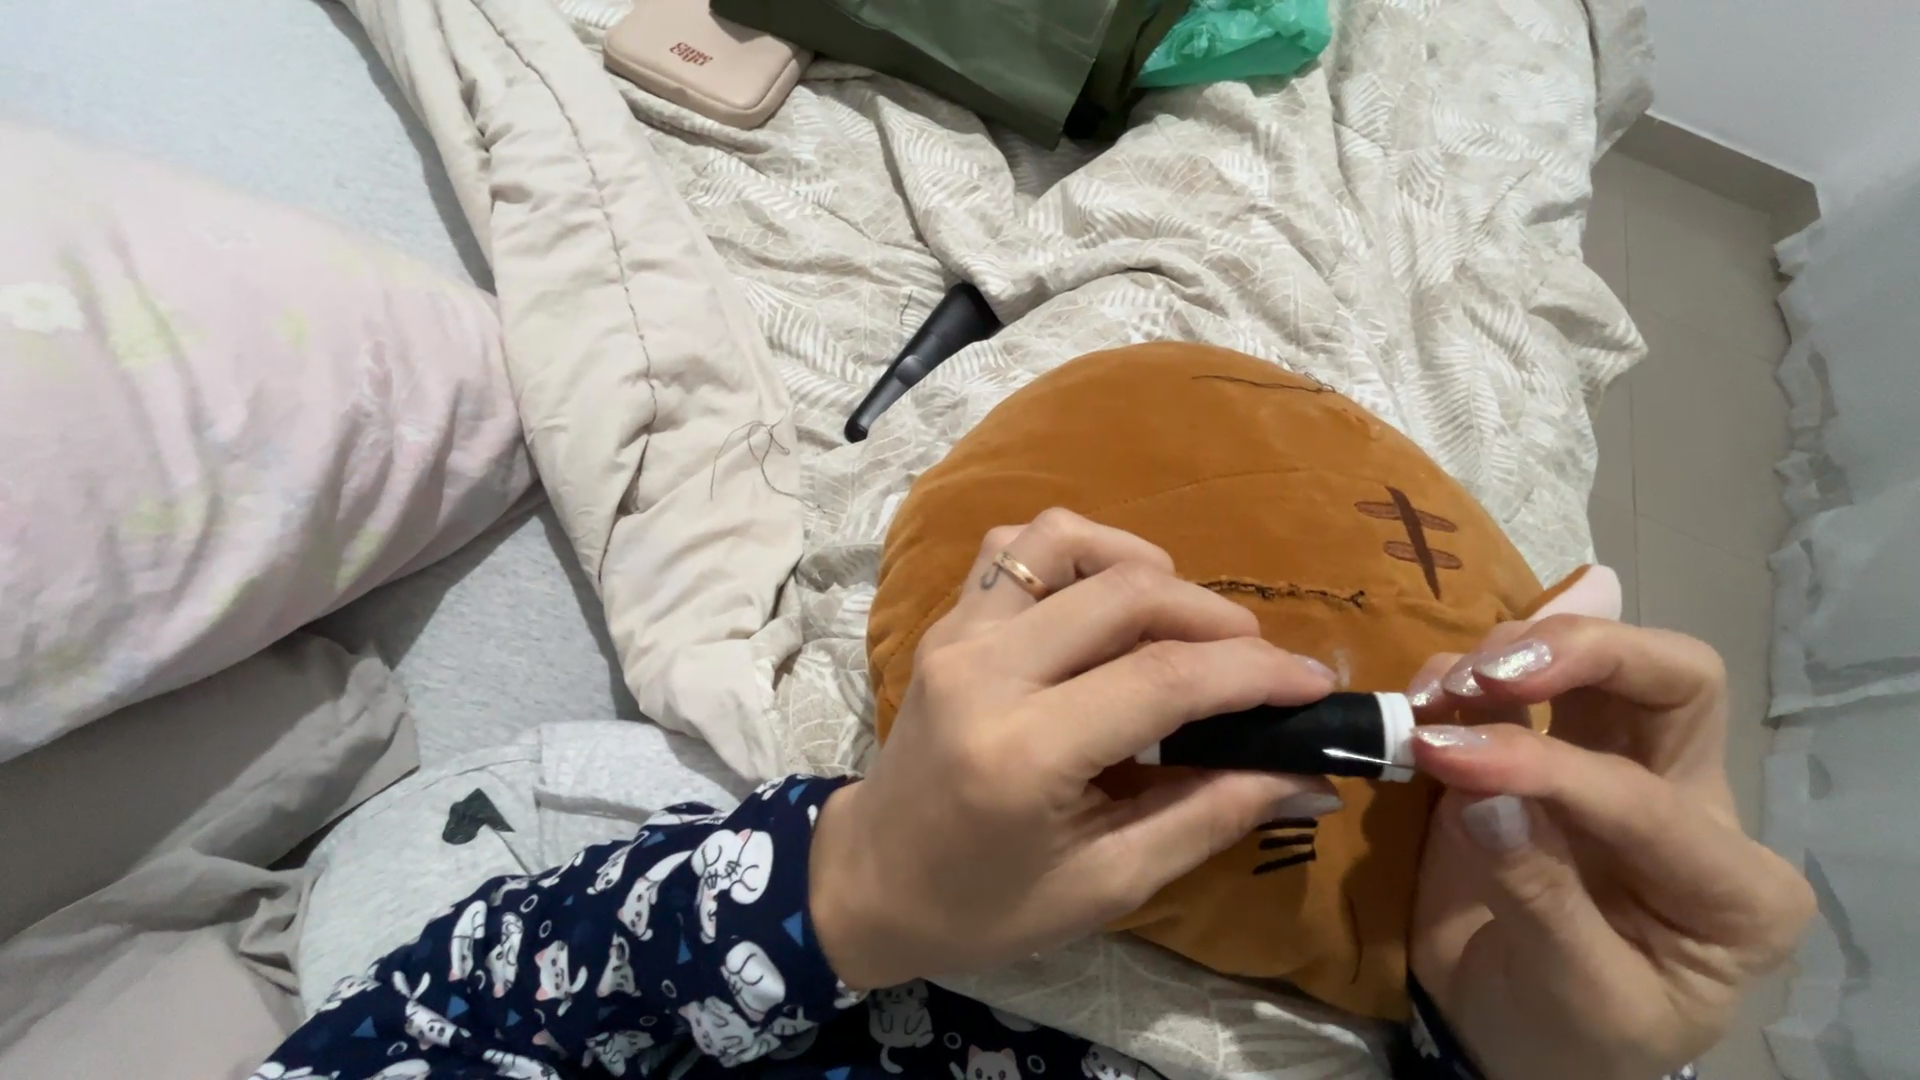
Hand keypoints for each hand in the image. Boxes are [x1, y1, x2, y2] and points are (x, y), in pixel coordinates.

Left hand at [808, 509, 1341, 989]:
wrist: (870, 876)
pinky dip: (1071, 553)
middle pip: (1122, 594)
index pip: (1159, 679)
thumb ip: (1206, 816)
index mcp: (1022, 751)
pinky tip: (1099, 598)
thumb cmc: (982, 904)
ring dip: (1138, 563)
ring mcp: (955, 634)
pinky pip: (1012, 547)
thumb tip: (1303, 773)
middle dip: (1212, 616)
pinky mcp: (945, 622)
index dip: (1251, 673)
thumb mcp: (1104, 882)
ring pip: (1060, 540)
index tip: (1313, 682)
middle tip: (1255, 659)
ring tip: (1177, 617)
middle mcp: (984, 670)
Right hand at [1406, 616, 1814, 1079]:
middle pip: (1674, 679)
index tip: (1439, 756)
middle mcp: (1686, 805)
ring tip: (1433, 692)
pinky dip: (1461, 673)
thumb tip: (1481, 792)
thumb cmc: (1569, 1033)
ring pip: (1598, 663)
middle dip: (1578, 653)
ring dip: (1508, 652)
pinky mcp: (1528, 754)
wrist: (1509, 1026)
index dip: (1540, 764)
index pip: (1643, 796)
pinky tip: (1422, 698)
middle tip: (1483, 672)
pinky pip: (1510, 685)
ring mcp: (1605, 768)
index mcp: (1730, 886)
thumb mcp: (1578, 995)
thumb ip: (1539, 894)